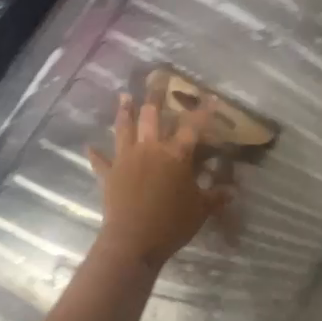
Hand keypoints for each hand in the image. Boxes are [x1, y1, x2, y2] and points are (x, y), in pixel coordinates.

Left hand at [86, 93, 234, 265]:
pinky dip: (95, 154)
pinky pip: (100, 161)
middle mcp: (150, 149)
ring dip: (124, 111)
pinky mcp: (109, 174)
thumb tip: (233, 191)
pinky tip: (89, 146)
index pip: (193, 126)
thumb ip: (215, 196)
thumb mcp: (200, 210)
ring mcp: (126, 159)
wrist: (133, 240)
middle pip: (152, 116)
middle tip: (156, 80)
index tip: (209, 96)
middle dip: (155, 97)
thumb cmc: (172, 223)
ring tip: (124, 96)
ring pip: (124, 128)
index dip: (202, 111)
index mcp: (176, 154)